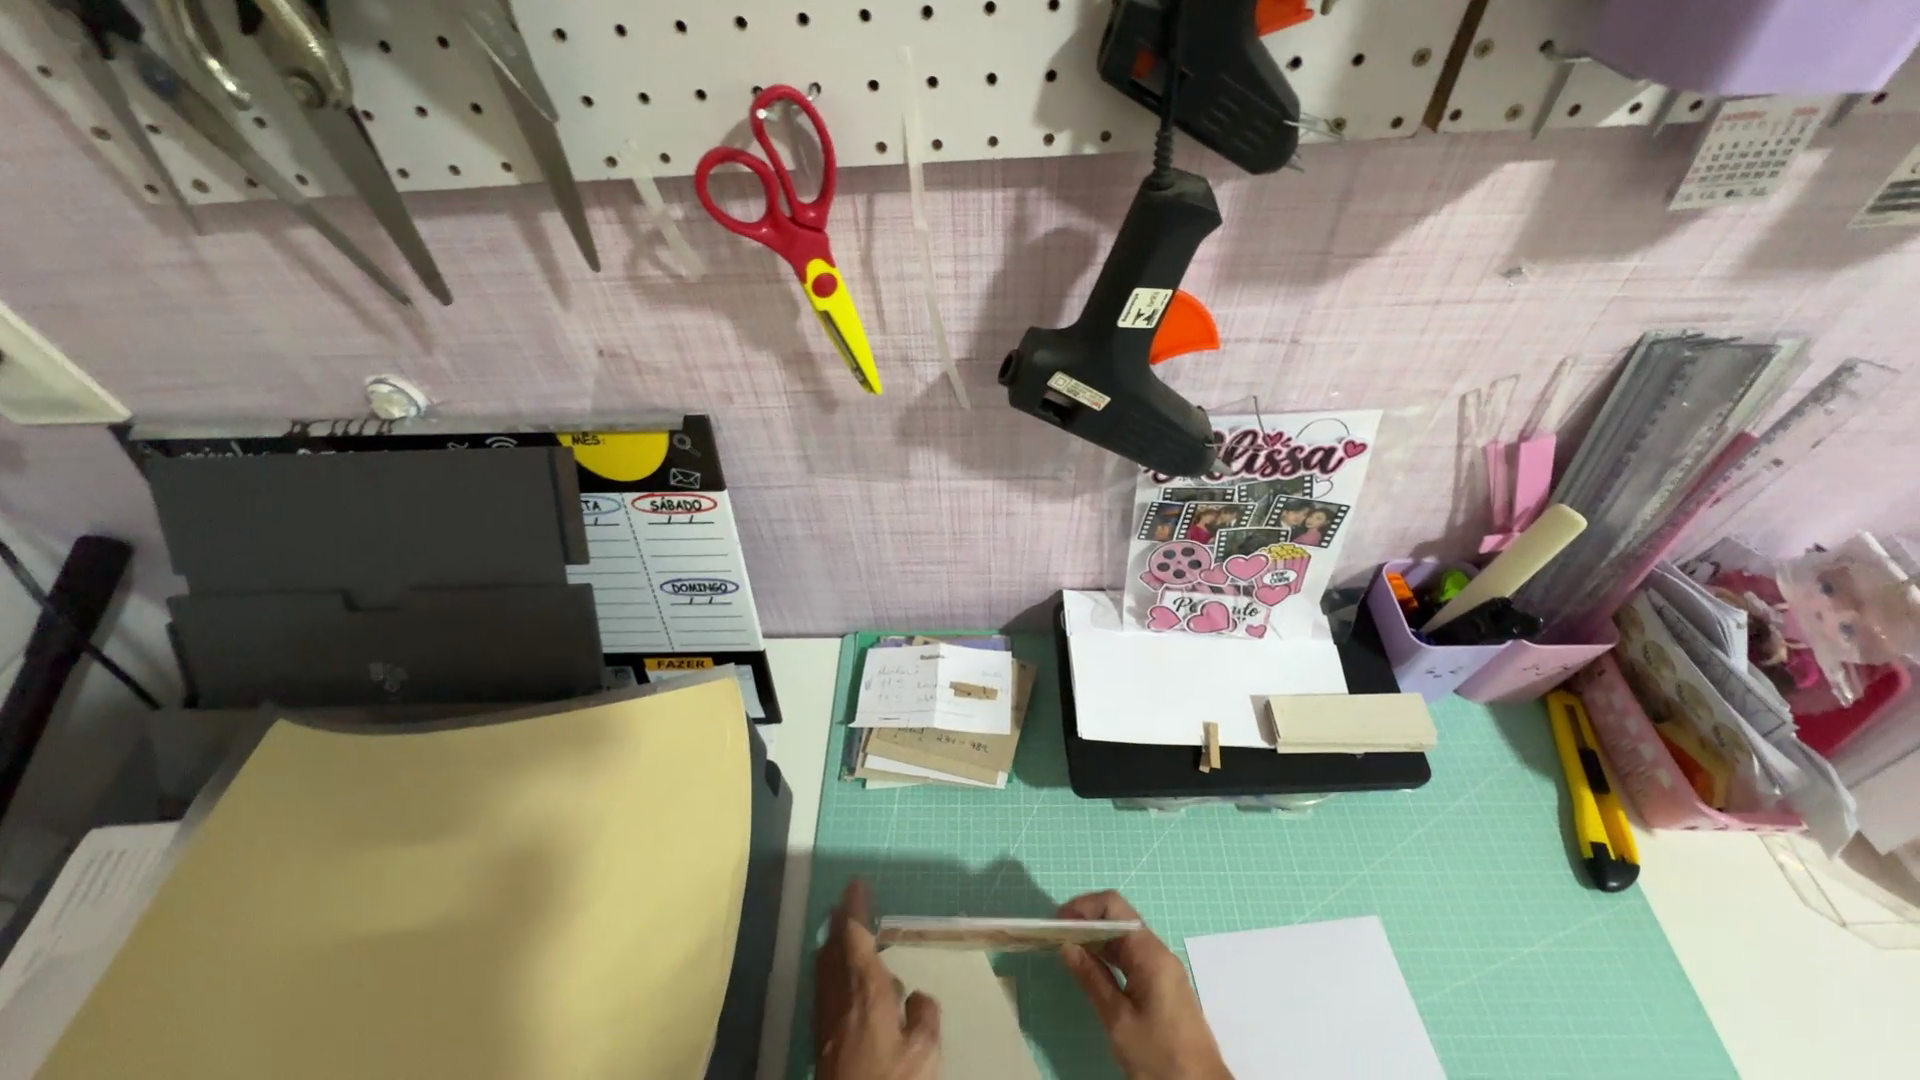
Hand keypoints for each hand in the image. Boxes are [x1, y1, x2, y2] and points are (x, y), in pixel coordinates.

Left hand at [815, 879, 941, 1079]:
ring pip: (824, 971)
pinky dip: (833, 973)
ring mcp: (826, 1022)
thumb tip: (919, 998)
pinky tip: (847, 988)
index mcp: (866, 992)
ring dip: (833, 947)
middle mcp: (839, 999)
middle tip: (848, 905)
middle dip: (839, 923)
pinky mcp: (822, 1043)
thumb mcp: (925, 1053)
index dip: (856, 909)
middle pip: (832, 949)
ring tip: (845, 937)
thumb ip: (925, 1017)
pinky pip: (825, 992)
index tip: (857, 884)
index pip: (855, 937)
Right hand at [1058, 891, 1230, 1079]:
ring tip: (1066, 950)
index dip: (1084, 907)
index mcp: (1150, 954)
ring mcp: (1162, 970)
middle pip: (1119, 919)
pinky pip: (1131, 958)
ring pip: (1124, 939)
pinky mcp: (1162, 986)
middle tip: (1056, 936)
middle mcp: (1158, 954)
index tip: (1058, 923)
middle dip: (1087, 922)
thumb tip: (1067, 946)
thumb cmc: (1158, 1055)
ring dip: (1096, 939)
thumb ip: (1092, 978)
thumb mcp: (1118, 1019)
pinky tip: (1090, 968)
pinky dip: (1108, 957)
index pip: (1115, 907)